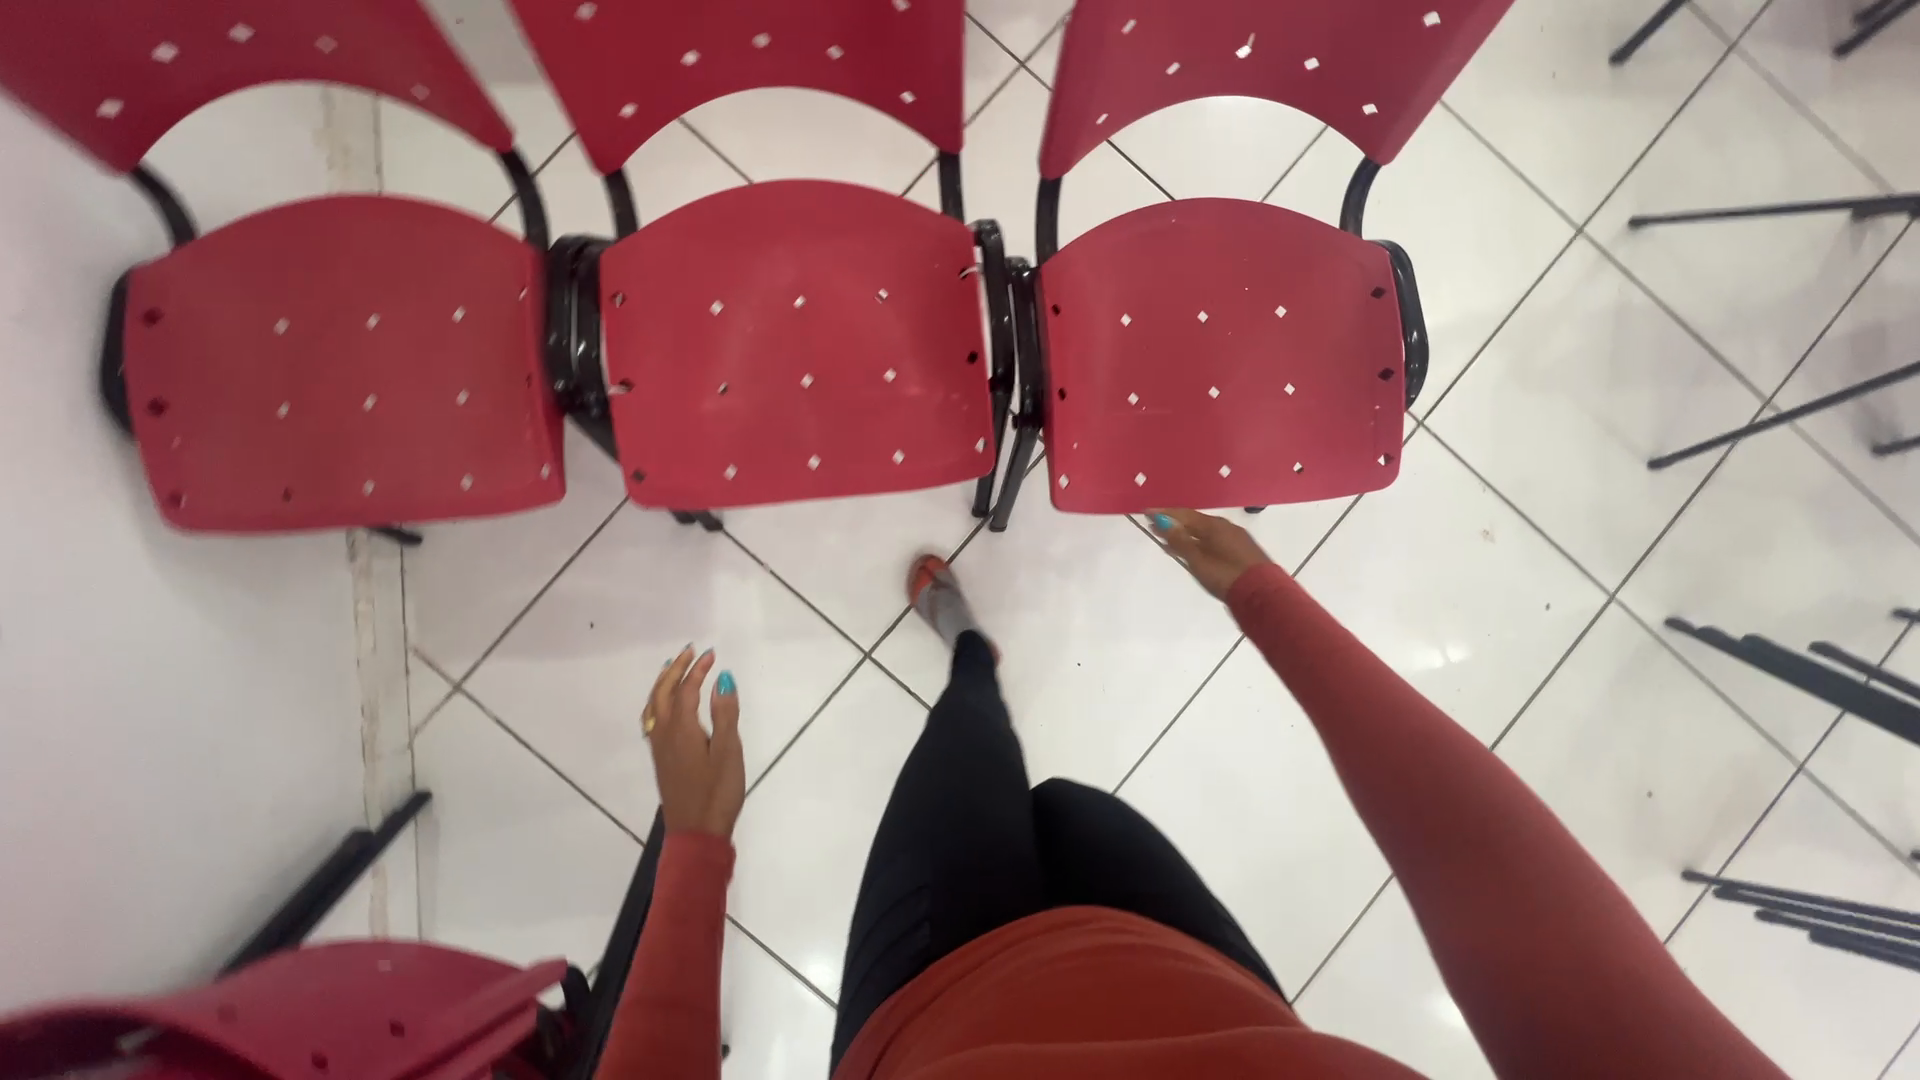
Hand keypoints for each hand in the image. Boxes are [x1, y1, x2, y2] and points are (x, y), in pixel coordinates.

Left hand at [644, 647, 744, 838]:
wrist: (696, 832)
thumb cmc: (718, 792)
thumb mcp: (729, 751)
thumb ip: (725, 714)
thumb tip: (722, 679)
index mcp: (682, 729)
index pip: (686, 690)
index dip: (698, 670)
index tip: (712, 654)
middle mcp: (665, 734)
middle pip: (663, 694)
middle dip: (675, 671)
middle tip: (689, 653)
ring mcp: (660, 748)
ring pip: (653, 707)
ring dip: (662, 685)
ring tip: (673, 670)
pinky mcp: (662, 760)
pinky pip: (653, 720)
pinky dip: (659, 702)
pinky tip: (667, 707)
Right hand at [1148, 509, 1276, 599]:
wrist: (1262, 593)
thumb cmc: (1225, 575)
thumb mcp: (1198, 560)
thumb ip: (1180, 541)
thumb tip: (1162, 522)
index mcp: (1213, 526)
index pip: (1184, 514)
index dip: (1164, 513)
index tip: (1146, 512)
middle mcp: (1225, 526)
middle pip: (1194, 521)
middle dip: (1174, 523)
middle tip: (1154, 525)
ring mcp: (1235, 538)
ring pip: (1204, 531)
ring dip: (1185, 533)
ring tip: (1168, 539)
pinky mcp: (1241, 550)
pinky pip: (1213, 540)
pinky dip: (1198, 541)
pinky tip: (1191, 549)